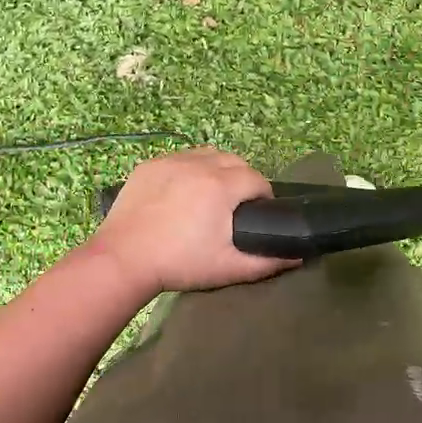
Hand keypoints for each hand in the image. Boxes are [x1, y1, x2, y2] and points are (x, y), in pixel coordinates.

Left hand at [91, 147, 299, 293]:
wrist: (124, 259)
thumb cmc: (180, 264)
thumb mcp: (227, 267)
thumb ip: (266, 261)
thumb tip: (298, 257)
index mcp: (222, 185)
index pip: (257, 179)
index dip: (262, 196)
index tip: (257, 215)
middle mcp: (198, 164)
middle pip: (234, 161)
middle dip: (242, 180)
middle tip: (235, 208)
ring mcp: (170, 161)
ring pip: (206, 155)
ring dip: (217, 170)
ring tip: (212, 196)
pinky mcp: (148, 166)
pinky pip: (179, 159)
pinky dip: (188, 170)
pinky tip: (183, 193)